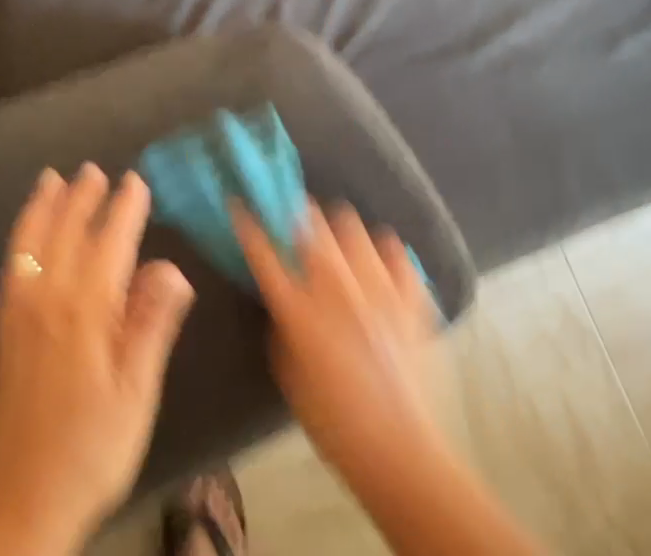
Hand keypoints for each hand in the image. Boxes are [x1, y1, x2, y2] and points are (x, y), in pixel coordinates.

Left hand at [0, 165, 196, 549]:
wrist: (22, 496)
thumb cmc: (93, 447)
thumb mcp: (137, 390)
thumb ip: (151, 324)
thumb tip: (170, 268)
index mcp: (86, 311)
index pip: (110, 244)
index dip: (125, 211)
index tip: (136, 181)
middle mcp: (48, 299)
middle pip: (67, 234)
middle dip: (83, 199)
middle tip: (97, 170)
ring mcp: (20, 312)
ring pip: (32, 243)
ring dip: (45, 207)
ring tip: (54, 179)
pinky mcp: (5, 328)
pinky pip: (13, 265)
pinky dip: (21, 236)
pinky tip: (27, 233)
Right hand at [232, 202, 444, 476]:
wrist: (394, 446)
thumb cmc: (329, 418)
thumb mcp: (287, 370)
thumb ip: (282, 322)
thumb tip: (283, 294)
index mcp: (298, 310)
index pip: (264, 252)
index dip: (249, 223)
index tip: (240, 205)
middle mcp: (336, 289)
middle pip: (311, 225)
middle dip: (296, 215)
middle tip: (294, 222)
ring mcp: (378, 289)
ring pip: (354, 228)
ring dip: (337, 229)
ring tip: (336, 241)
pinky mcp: (410, 297)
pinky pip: (397, 252)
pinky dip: (382, 250)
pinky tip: (375, 262)